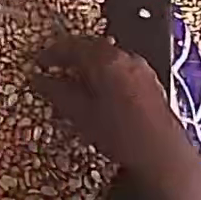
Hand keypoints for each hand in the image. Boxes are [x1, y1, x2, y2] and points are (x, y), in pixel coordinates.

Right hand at [32, 35, 200, 191]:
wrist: (162, 153)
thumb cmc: (119, 134)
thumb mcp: (80, 114)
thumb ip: (57, 92)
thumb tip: (38, 79)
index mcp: (105, 60)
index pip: (71, 46)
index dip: (51, 54)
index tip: (38, 64)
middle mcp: (125, 57)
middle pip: (91, 46)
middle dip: (69, 56)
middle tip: (53, 68)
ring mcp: (140, 67)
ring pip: (106, 56)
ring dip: (87, 64)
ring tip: (73, 80)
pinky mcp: (149, 80)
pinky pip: (120, 66)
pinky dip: (104, 71)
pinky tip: (97, 90)